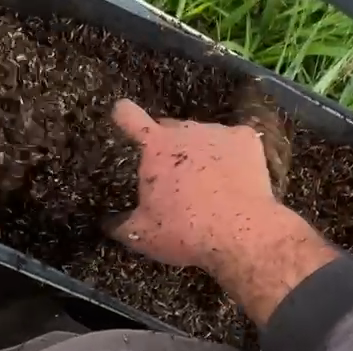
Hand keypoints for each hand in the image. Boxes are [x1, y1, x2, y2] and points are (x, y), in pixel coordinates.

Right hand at [108, 100, 335, 322]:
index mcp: (155, 149)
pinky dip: (226, 158)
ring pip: (200, 137)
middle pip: (168, 129)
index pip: (130, 119)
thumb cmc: (184, 233)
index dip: (123, 115)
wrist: (240, 233)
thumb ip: (118, 225)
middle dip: (164, 149)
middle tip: (168, 181)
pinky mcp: (246, 139)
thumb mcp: (141, 236)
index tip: (120, 111)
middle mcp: (186, 130)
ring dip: (196, 154)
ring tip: (203, 187)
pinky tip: (229, 181)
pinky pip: (230, 144)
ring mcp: (218, 131)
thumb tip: (105, 222)